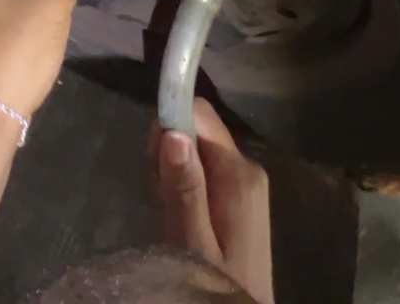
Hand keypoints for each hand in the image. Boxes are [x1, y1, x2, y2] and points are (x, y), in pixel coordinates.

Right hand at [153, 98, 272, 303]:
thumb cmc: (218, 284)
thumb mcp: (193, 243)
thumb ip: (185, 188)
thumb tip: (173, 131)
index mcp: (238, 173)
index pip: (199, 114)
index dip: (169, 124)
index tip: (152, 159)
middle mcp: (246, 166)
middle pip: (197, 128)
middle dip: (169, 147)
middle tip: (157, 189)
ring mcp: (246, 180)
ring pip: (197, 147)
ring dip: (173, 166)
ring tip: (166, 206)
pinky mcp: (241, 193)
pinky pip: (205, 166)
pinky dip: (185, 179)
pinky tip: (179, 211)